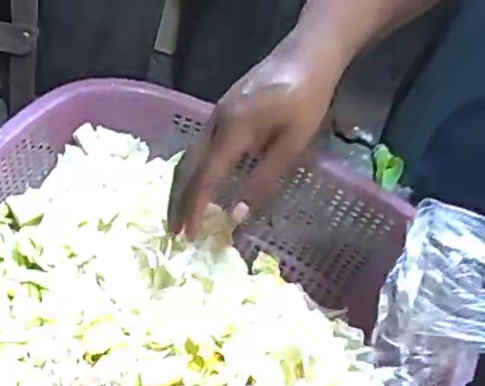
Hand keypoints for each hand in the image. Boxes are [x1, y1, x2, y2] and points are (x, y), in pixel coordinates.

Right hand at [168, 34, 346, 236]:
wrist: (310, 51)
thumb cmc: (308, 98)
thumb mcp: (292, 144)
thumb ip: (262, 180)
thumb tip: (236, 217)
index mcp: (234, 130)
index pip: (205, 178)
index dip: (195, 209)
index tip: (190, 235)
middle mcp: (216, 123)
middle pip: (187, 169)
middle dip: (178, 203)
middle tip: (174, 232)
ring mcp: (214, 116)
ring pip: (188, 159)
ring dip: (180, 190)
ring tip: (179, 216)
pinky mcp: (219, 113)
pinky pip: (196, 149)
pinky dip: (190, 174)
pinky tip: (192, 189)